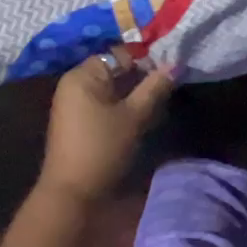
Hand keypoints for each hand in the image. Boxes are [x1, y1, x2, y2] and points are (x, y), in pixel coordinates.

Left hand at [36, 48, 174, 203]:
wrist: (72, 192)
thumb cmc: (102, 148)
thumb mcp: (134, 116)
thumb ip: (154, 88)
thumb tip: (174, 64)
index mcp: (83, 75)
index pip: (119, 55)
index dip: (146, 61)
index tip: (169, 74)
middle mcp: (73, 84)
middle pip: (114, 71)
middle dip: (141, 79)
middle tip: (166, 91)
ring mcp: (72, 104)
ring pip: (110, 90)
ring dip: (133, 95)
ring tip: (157, 106)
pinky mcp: (76, 122)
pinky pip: (102, 104)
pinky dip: (121, 108)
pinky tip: (139, 120)